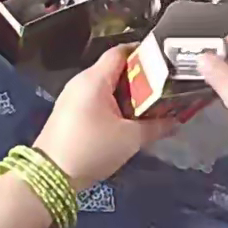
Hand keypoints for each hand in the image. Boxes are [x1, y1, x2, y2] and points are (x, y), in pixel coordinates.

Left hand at [34, 45, 173, 188]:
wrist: (51, 176)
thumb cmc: (92, 149)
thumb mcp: (130, 139)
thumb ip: (156, 126)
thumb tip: (176, 120)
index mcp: (95, 79)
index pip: (121, 51)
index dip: (143, 53)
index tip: (164, 62)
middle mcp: (82, 82)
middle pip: (115, 69)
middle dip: (140, 77)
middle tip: (164, 88)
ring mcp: (73, 97)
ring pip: (106, 86)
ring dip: (128, 93)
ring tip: (150, 105)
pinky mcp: (69, 112)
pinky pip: (96, 99)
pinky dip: (114, 104)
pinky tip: (128, 119)